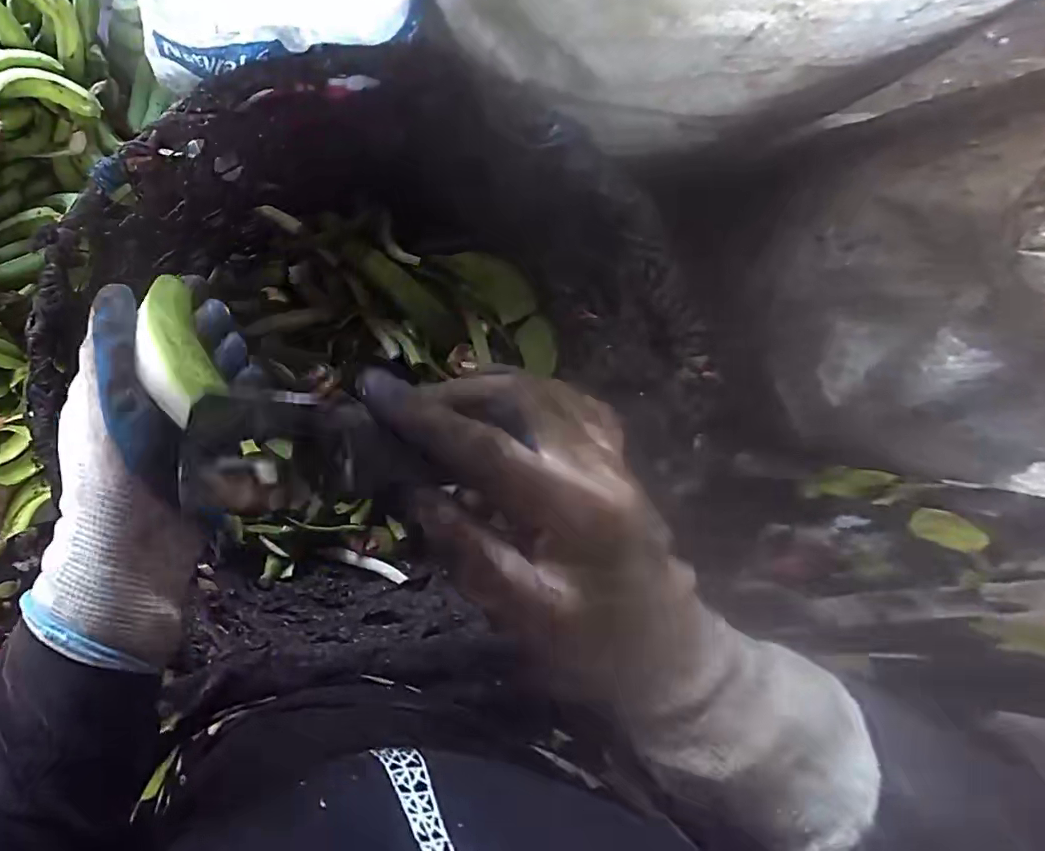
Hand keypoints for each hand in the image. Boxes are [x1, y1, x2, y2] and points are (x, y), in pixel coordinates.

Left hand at [23, 283, 245, 672]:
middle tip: (221, 316)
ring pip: (205, 384)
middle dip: (200, 334)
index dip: (163, 313)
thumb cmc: (108, 467)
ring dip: (223, 360)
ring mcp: (174, 434)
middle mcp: (143, 407)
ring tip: (237, 343)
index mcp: (111, 391)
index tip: (188, 292)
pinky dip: (240, 397)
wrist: (131, 552)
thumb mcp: (98, 398)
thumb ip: (104, 346)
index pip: (138, 339)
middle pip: (177, 359)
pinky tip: (252, 379)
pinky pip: (225, 419)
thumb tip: (115, 292)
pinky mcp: (204, 458)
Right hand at [357, 368, 714, 720]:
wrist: (671, 658)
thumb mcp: (520, 610)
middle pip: (517, 398)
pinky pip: (568, 401)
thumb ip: (465, 545)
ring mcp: (613, 457)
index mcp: (574, 509)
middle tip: (403, 403)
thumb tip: (412, 491)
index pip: (484, 445)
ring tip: (436, 399)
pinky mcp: (615, 458)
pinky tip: (494, 400)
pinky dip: (522, 390)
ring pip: (543, 389)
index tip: (373, 389)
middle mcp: (597, 467)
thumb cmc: (592, 645)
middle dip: (449, 392)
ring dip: (481, 385)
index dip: (422, 416)